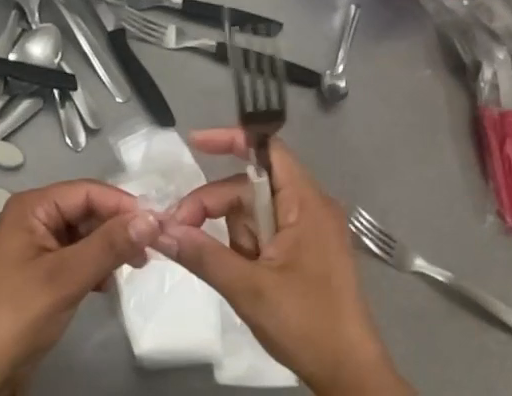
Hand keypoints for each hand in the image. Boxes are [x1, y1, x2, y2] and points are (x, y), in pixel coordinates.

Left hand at [0, 179, 160, 395]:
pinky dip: (97, 265)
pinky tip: (108, 283)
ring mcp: (38, 245)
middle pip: (87, 210)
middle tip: (152, 249)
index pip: (87, 191)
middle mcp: (35, 218)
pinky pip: (79, 255)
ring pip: (86, 234)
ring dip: (110, 247)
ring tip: (136, 266)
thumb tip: (151, 218)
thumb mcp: (66, 277)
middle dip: (118, 227)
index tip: (158, 223)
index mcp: (33, 206)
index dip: (123, 204)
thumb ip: (109, 245)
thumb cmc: (18, 313)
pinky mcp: (44, 271)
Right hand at [157, 129, 411, 395]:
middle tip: (182, 231)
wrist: (350, 376)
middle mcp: (311, 208)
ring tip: (235, 273)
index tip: (194, 143)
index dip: (230, 140)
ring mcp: (310, 231)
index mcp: (306, 203)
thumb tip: (160, 229)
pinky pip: (266, 234)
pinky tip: (243, 276)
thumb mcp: (248, 288)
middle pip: (250, 185)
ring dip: (234, 236)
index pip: (267, 149)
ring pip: (254, 213)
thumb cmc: (307, 324)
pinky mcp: (307, 254)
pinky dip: (246, 249)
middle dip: (216, 206)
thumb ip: (202, 254)